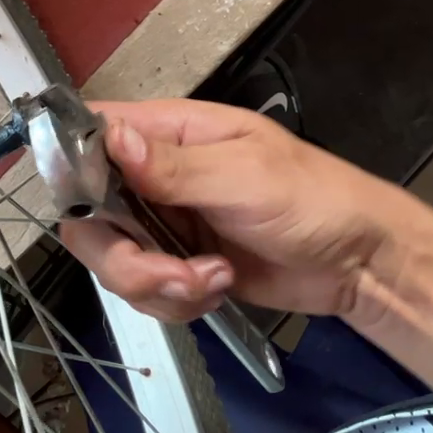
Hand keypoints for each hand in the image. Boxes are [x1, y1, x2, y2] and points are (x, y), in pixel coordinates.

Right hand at [58, 98, 426, 323]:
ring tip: (211, 280)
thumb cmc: (311, 198)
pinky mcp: (176, 264)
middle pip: (88, 211)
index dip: (74, 166)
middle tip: (170, 273)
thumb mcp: (245, 176)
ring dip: (155, 283)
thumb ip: (175, 166)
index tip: (89, 207)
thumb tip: (113, 137)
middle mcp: (152, 174)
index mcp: (168, 131)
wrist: (358, 262)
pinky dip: (174, 301)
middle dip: (121, 255)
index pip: (95, 132)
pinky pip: (144, 289)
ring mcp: (162, 223)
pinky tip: (217, 288)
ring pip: (111, 257)